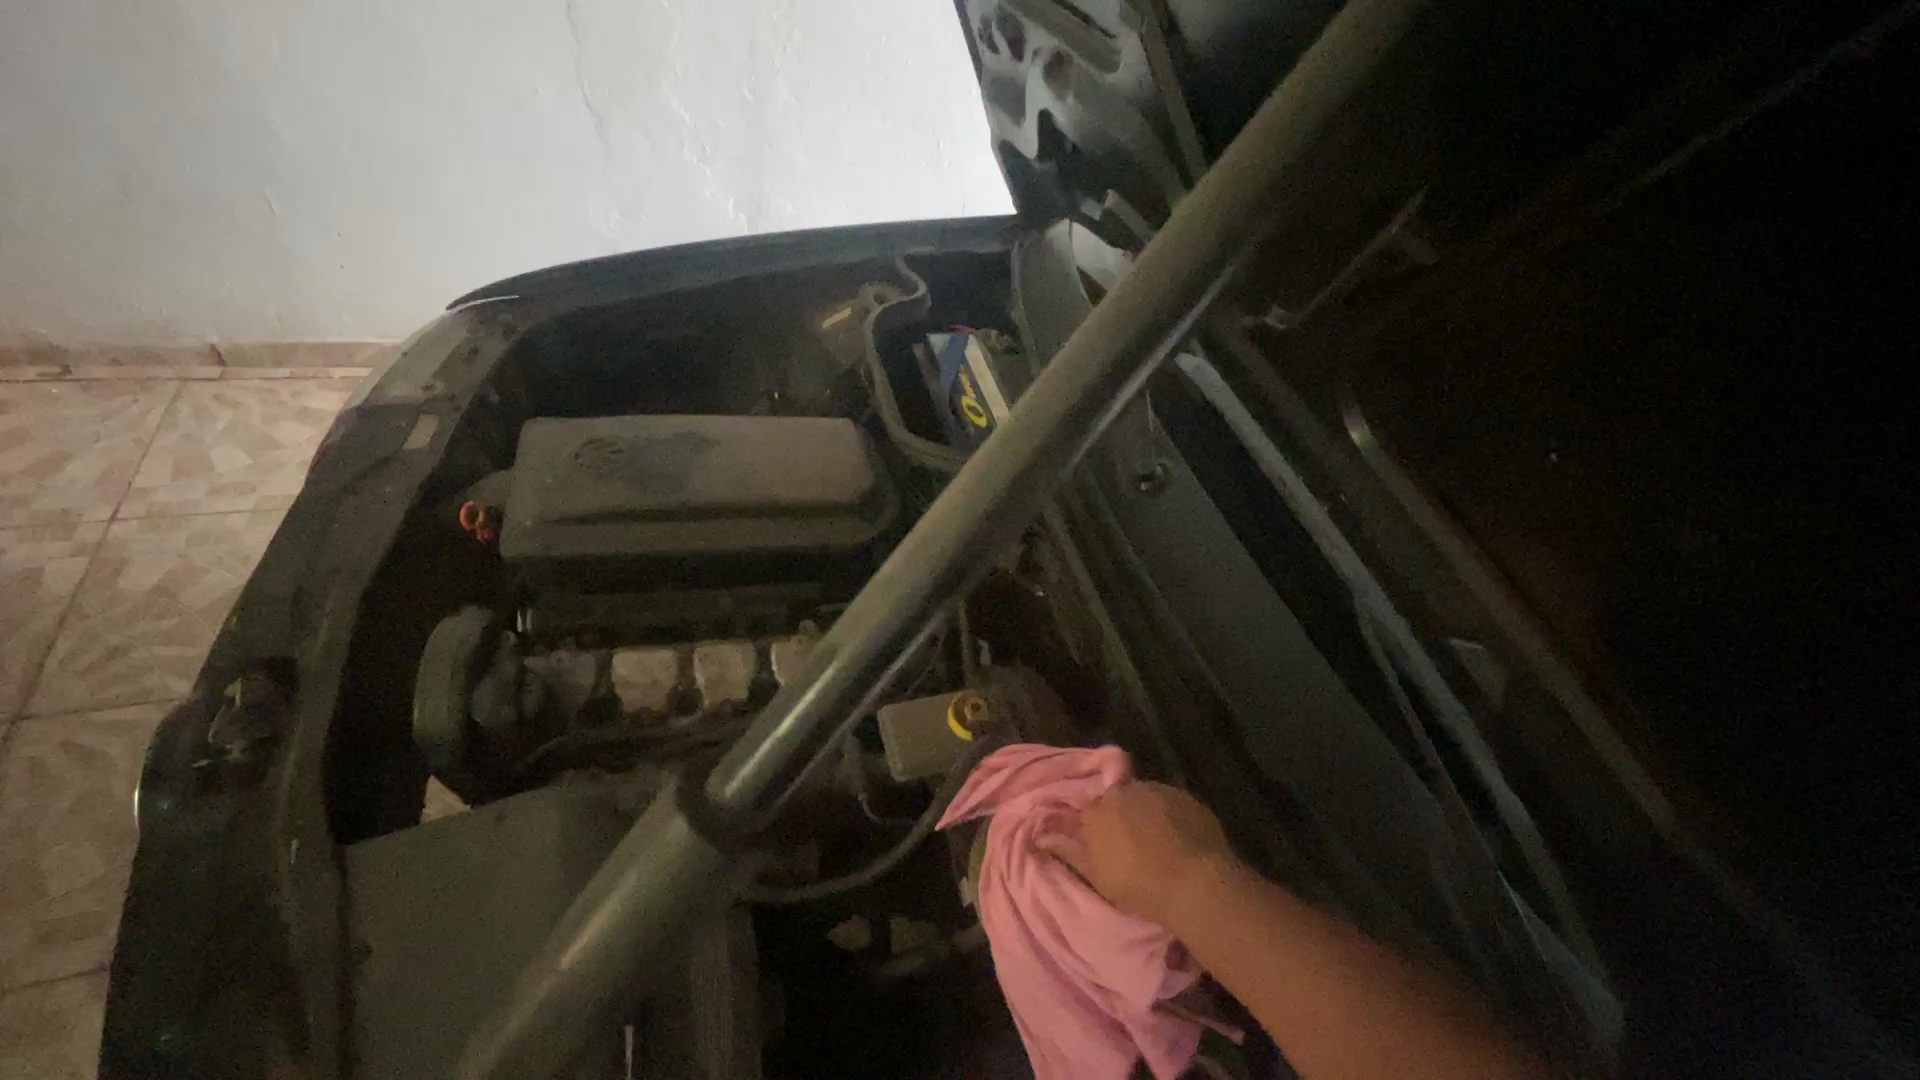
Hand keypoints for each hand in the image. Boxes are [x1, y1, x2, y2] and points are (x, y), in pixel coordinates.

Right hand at [1041, 780, 1237, 926]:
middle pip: (1118, 800)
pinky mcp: (1186, 798)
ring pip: (1145, 799)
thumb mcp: (1095, 875)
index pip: (1090, 811)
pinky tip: (1180, 840)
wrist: (1194, 884)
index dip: (1097, 828)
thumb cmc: (1138, 884)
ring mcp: (1158, 791)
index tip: (1104, 846)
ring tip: (1159, 844)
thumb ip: (1068, 851)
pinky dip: (1172, 818)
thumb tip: (1040, 837)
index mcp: (1098, 809)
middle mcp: (1125, 791)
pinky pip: (1172, 805)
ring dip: (1147, 814)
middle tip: (1131, 845)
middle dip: (1122, 816)